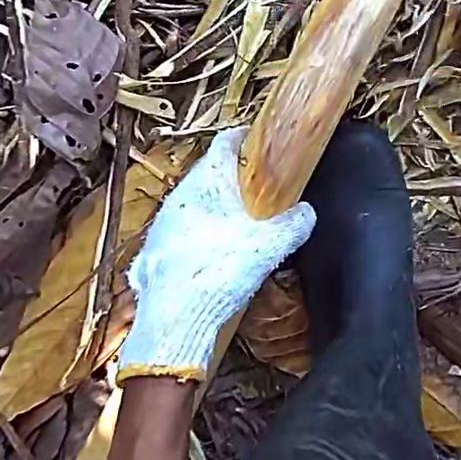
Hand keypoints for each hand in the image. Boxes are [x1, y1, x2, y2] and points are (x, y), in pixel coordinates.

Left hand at [117, 127, 315, 380]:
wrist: (174, 323)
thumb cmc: (221, 272)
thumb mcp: (270, 245)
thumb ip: (294, 224)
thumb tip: (307, 212)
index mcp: (207, 180)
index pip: (226, 141)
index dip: (245, 136)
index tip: (259, 140)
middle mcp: (179, 194)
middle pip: (208, 170)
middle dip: (232, 175)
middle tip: (256, 187)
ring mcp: (162, 222)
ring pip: (192, 200)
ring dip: (212, 205)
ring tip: (235, 223)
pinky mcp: (153, 249)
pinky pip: (179, 230)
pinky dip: (196, 233)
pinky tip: (210, 254)